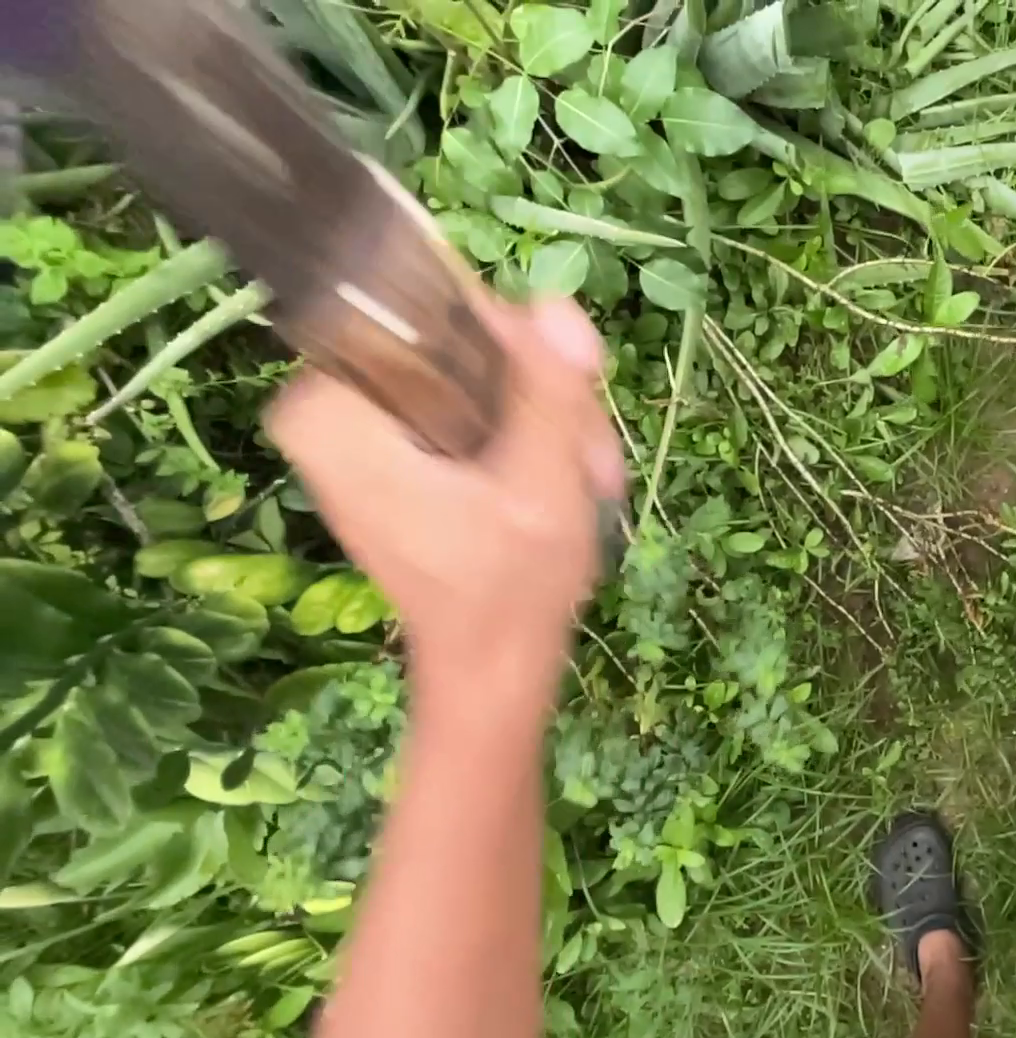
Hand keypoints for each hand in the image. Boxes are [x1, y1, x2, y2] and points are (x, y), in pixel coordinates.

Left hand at [268, 298, 623, 668]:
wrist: (496, 660)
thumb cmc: (510, 587)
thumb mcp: (542, 486)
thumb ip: (548, 395)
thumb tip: (559, 307)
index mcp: (335, 409)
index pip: (432, 314)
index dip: (517, 345)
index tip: (571, 400)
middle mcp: (335, 407)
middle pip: (465, 347)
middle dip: (545, 398)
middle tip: (588, 463)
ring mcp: (370, 429)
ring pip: (485, 377)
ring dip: (552, 423)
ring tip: (586, 484)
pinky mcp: (402, 450)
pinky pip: (480, 408)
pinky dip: (532, 439)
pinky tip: (565, 480)